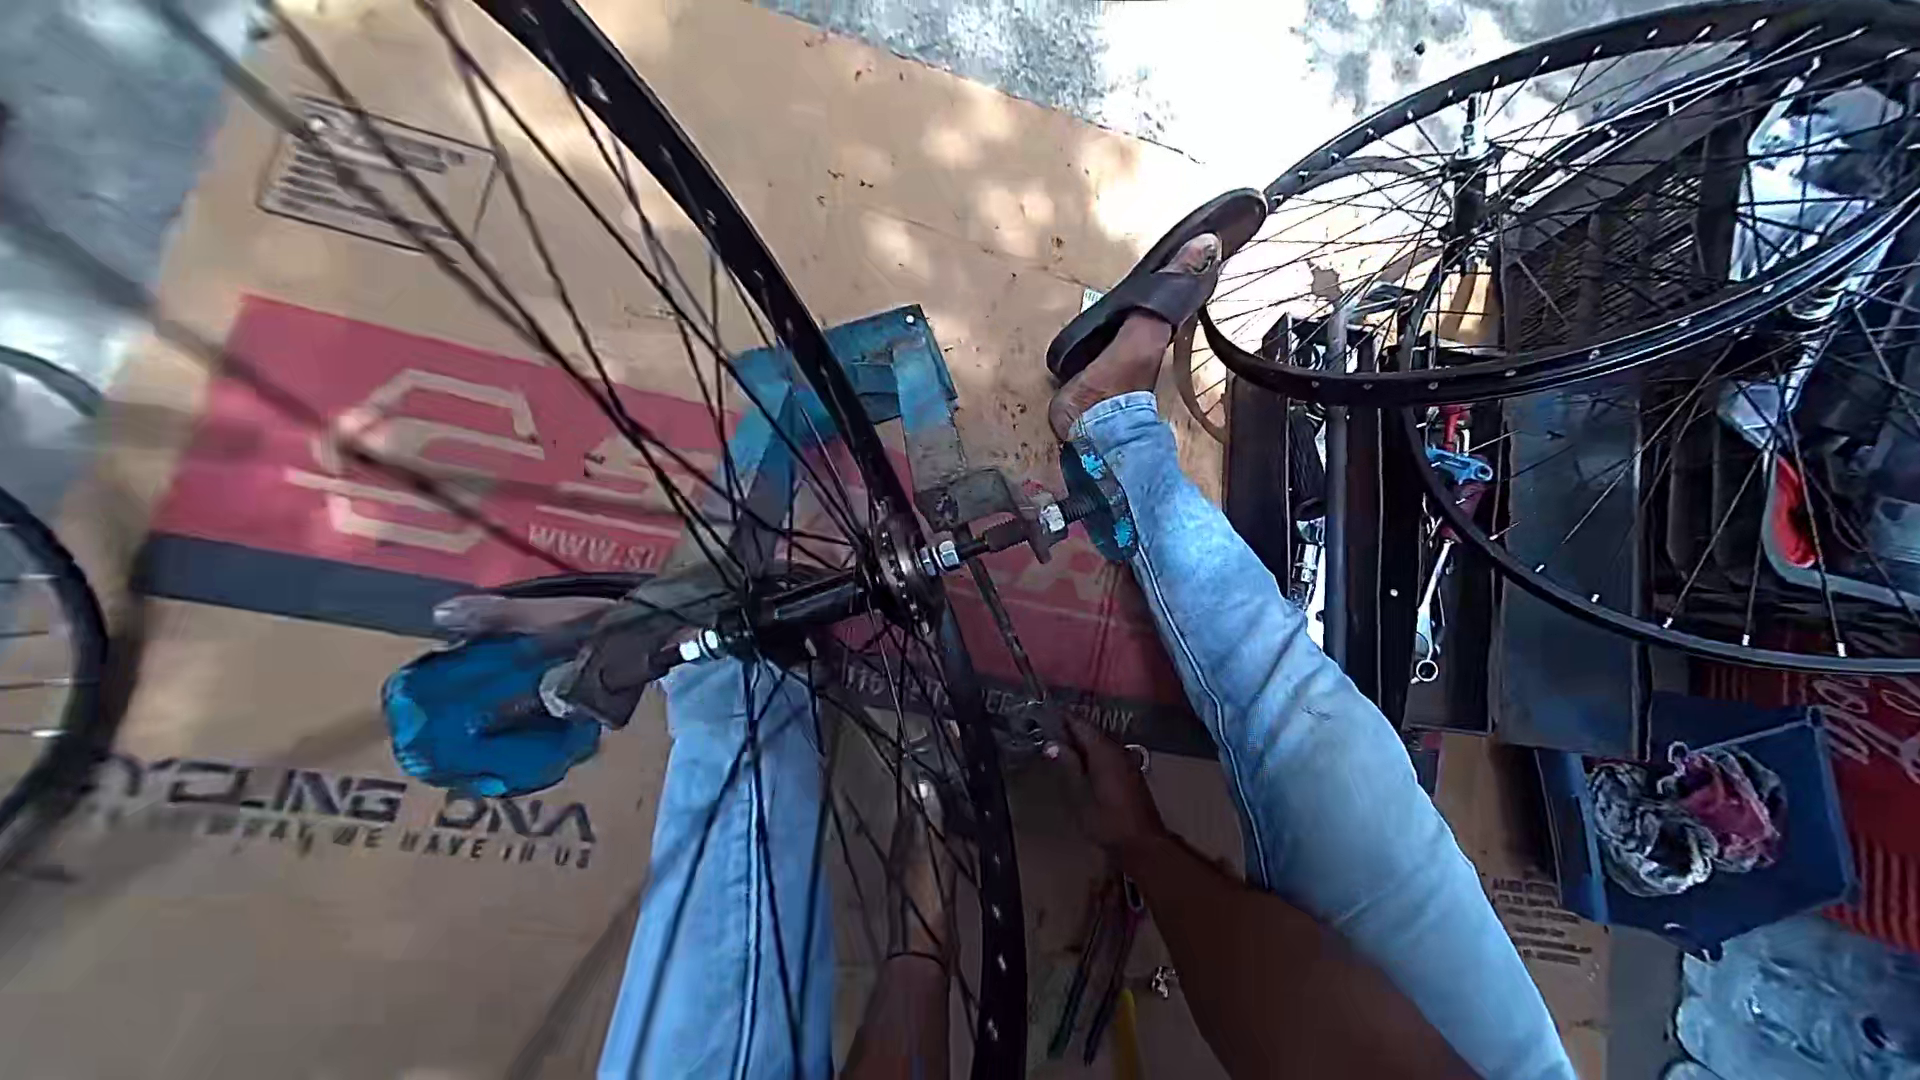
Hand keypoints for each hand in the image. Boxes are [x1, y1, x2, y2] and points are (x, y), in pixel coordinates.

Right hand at [1048, 717, 1167, 856]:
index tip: (1044, 714)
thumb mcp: (1079, 795)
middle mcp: (1117, 749)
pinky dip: (1092, 752)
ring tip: (1059, 745)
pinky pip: (1107, 753)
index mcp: (1104, 750)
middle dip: (1070, 728)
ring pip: (1100, 742)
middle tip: (1046, 730)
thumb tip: (1052, 743)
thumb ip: (1067, 765)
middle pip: (1091, 730)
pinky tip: (1080, 763)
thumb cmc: (1107, 821)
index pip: (1080, 723)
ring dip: (1081, 741)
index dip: (1062, 717)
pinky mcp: (1130, 773)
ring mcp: (1127, 761)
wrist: (1143, 845)